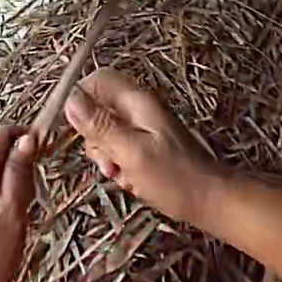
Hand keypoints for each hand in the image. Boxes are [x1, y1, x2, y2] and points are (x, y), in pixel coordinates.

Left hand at [0, 125, 37, 281]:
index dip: (25, 136)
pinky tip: (5, 221)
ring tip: (20, 213)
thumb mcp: (12, 215)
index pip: (0, 134)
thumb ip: (19, 173)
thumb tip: (28, 140)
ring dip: (9, 181)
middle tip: (33, 194)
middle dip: (18, 163)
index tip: (47, 151)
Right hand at [65, 68, 223, 223]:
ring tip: (123, 174)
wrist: (210, 202)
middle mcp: (138, 109)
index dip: (80, 99)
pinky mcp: (144, 146)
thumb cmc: (174, 177)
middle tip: (110, 162)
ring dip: (106, 156)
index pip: (98, 80)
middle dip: (95, 138)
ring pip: (105, 133)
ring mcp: (141, 128)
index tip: (75, 129)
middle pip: (97, 109)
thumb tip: (70, 99)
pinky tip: (131, 180)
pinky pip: (117, 150)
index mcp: (136, 102)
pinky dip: (118, 165)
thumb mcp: (131, 152)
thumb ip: (100, 126)